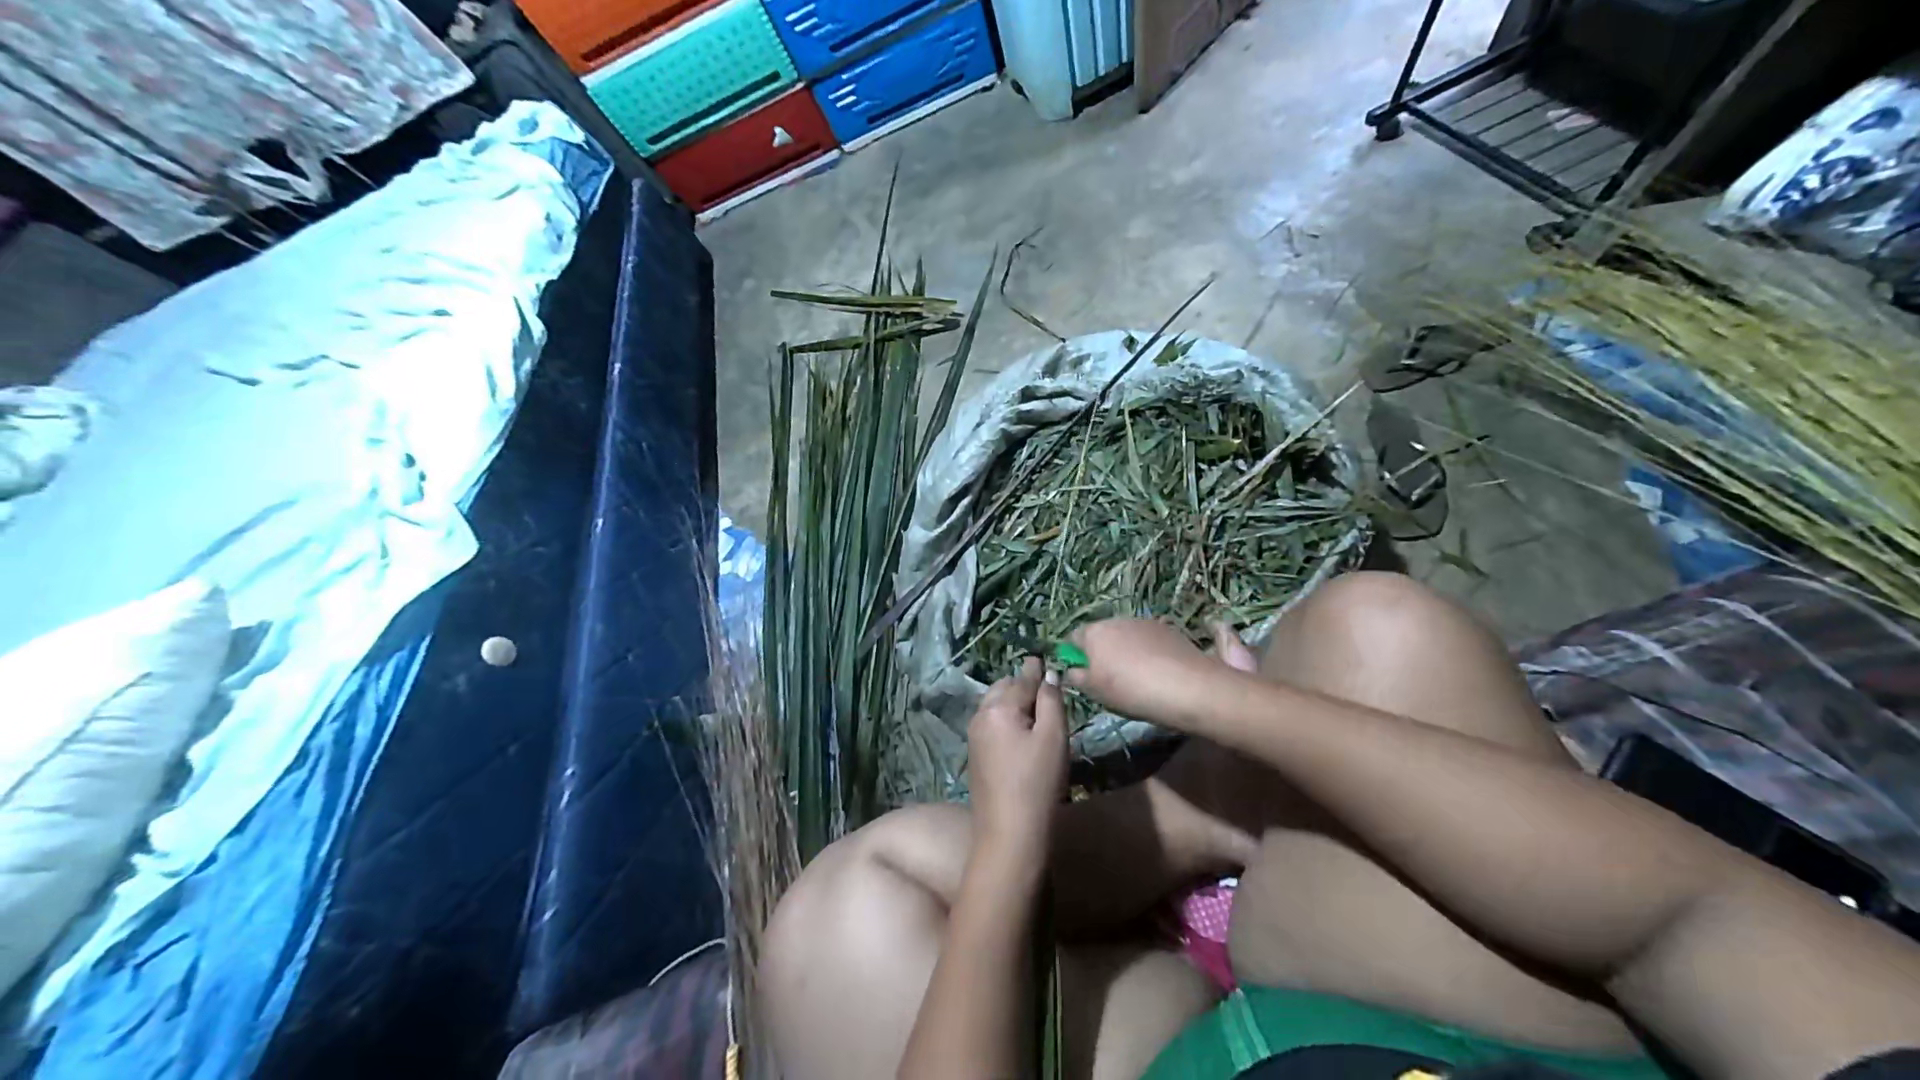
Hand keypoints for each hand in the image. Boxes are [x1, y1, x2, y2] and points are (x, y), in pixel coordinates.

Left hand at [967, 658, 1067, 854]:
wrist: (1010, 834)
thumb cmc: (1038, 782)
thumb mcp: (1054, 736)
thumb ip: (1051, 700)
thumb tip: (1047, 675)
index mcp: (998, 707)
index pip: (1022, 679)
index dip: (1036, 670)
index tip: (1041, 658)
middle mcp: (980, 716)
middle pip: (1003, 689)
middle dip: (1021, 685)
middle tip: (1044, 689)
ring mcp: (974, 737)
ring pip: (995, 707)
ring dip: (1012, 703)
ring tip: (1035, 709)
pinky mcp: (975, 757)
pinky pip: (992, 725)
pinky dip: (1006, 720)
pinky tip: (1020, 733)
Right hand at [1065, 618, 1244, 729]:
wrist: (1187, 687)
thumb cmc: (1130, 690)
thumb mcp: (1094, 691)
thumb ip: (1076, 677)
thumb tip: (1071, 670)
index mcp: (1093, 632)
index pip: (1073, 637)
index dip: (1075, 654)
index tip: (1083, 673)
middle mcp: (1116, 620)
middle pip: (1102, 633)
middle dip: (1102, 650)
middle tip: (1109, 677)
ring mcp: (1144, 622)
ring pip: (1126, 635)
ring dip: (1126, 650)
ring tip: (1137, 676)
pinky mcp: (1169, 629)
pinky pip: (1148, 639)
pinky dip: (1147, 651)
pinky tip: (1157, 671)